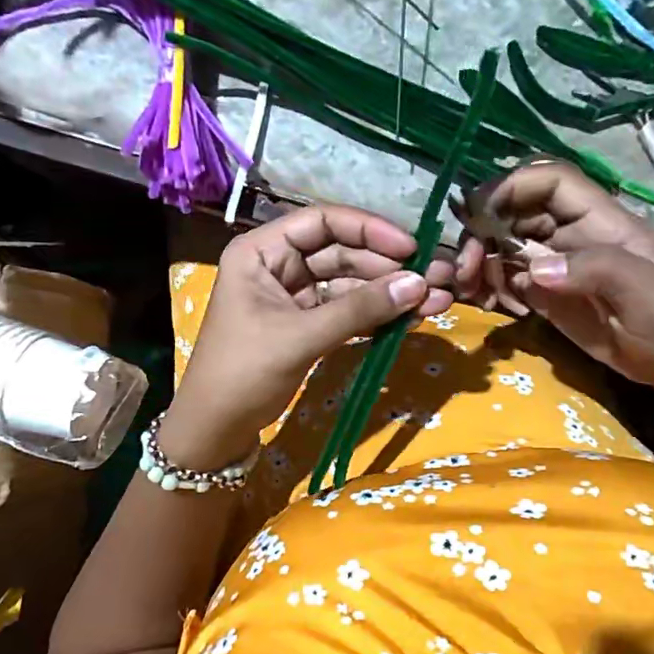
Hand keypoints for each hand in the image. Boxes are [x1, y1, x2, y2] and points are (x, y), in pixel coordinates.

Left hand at [164, 205, 453, 468]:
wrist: (216, 429)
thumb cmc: (243, 371)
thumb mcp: (300, 336)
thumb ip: (359, 310)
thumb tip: (418, 284)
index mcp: (262, 252)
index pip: (322, 223)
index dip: (369, 230)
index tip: (410, 247)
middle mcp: (280, 265)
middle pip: (343, 252)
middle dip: (389, 267)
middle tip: (437, 278)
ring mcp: (296, 296)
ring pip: (352, 284)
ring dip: (391, 293)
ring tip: (437, 301)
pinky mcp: (309, 324)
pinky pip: (350, 311)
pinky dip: (379, 316)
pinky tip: (413, 318)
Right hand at [455, 163, 653, 388]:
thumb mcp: (650, 294)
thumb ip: (598, 271)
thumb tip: (535, 269)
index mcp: (600, 220)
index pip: (550, 182)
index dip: (512, 186)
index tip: (479, 213)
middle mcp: (572, 235)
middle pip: (515, 212)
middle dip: (482, 230)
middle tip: (465, 268)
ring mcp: (557, 266)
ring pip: (504, 245)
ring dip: (480, 260)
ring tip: (470, 290)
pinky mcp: (548, 296)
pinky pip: (508, 279)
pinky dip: (490, 286)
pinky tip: (490, 305)